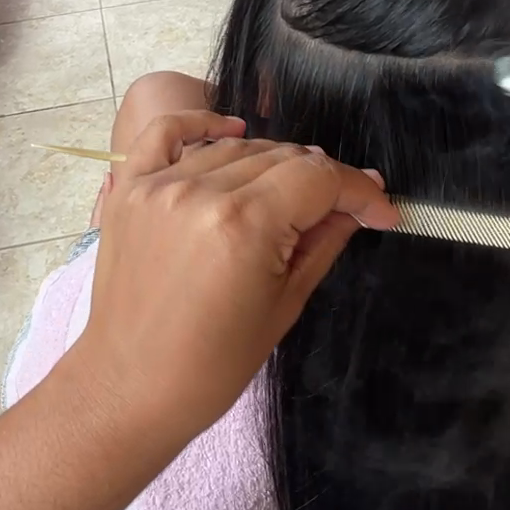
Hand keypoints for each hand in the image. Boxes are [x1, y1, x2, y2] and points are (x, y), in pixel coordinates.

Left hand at [65, 111, 398, 438]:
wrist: (130, 385)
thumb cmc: (213, 363)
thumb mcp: (286, 304)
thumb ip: (325, 239)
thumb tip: (361, 202)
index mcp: (244, 225)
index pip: (319, 177)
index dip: (359, 191)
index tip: (380, 210)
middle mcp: (200, 193)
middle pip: (282, 156)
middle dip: (322, 181)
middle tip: (339, 209)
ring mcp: (159, 186)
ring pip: (236, 147)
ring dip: (272, 164)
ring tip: (287, 194)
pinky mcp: (129, 189)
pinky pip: (166, 133)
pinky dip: (200, 124)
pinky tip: (231, 127)